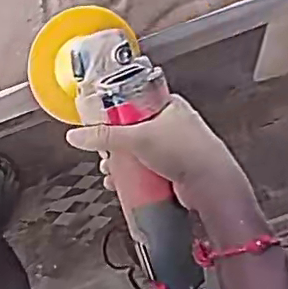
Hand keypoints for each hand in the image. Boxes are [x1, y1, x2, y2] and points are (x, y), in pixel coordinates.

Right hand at [65, 95, 258, 221]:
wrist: (212, 185)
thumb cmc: (187, 151)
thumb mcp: (137, 138)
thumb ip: (103, 136)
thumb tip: (75, 136)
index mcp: (166, 105)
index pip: (131, 103)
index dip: (113, 115)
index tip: (98, 125)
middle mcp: (169, 125)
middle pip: (128, 132)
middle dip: (112, 147)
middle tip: (105, 154)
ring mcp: (169, 149)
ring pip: (134, 154)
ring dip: (118, 165)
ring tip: (111, 172)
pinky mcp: (168, 170)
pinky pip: (141, 171)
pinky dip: (129, 178)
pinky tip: (121, 184)